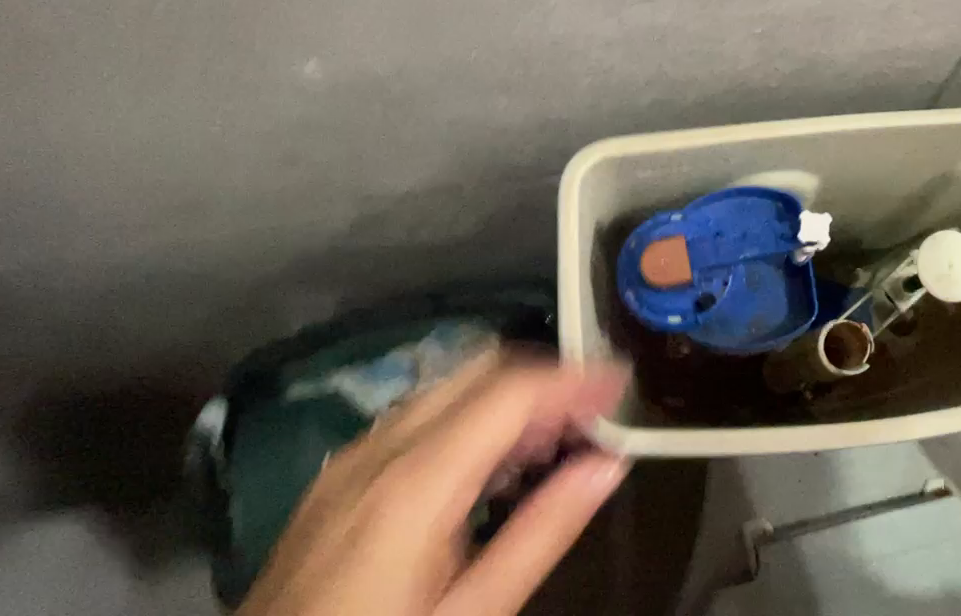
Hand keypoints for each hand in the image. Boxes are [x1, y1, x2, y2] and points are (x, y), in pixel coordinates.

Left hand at [241, 350, 630, 615]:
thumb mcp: (471, 615)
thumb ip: (542, 533)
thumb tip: (608, 464)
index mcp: (416, 483)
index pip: (511, 392)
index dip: (574, 379)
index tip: (622, 385)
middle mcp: (381, 450)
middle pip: (481, 370)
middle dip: (547, 376)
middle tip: (596, 410)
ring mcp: (352, 461)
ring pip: (450, 386)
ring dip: (510, 394)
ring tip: (558, 435)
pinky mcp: (337, 480)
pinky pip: (418, 416)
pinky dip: (471, 414)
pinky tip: (493, 461)